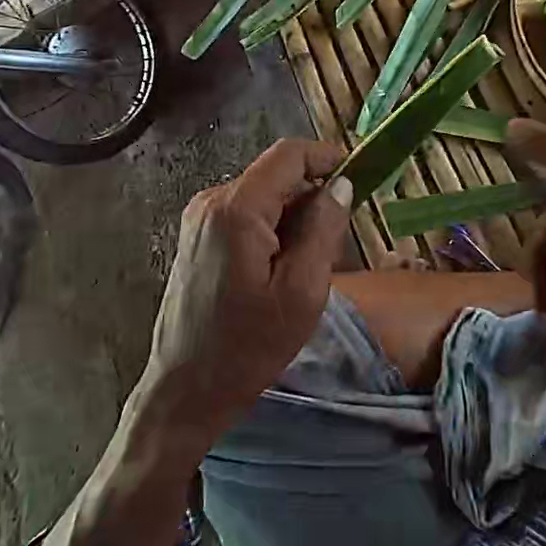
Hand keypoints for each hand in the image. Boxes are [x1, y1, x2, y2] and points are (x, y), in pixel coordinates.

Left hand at [138, 139, 352, 448]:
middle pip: (276, 176)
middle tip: (338, 244)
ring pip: (264, 197)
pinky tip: (282, 272)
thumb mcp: (302, 291)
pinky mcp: (198, 236)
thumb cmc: (247, 347)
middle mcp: (212, 201)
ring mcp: (200, 218)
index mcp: (237, 209)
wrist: (185, 390)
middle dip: (313, 199)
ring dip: (295, 219)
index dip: (328, 158)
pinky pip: (247, 216)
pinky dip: (273, 231)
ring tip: (309, 268)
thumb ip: (324, 229)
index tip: (360, 178)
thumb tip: (341, 184)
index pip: (289, 155)